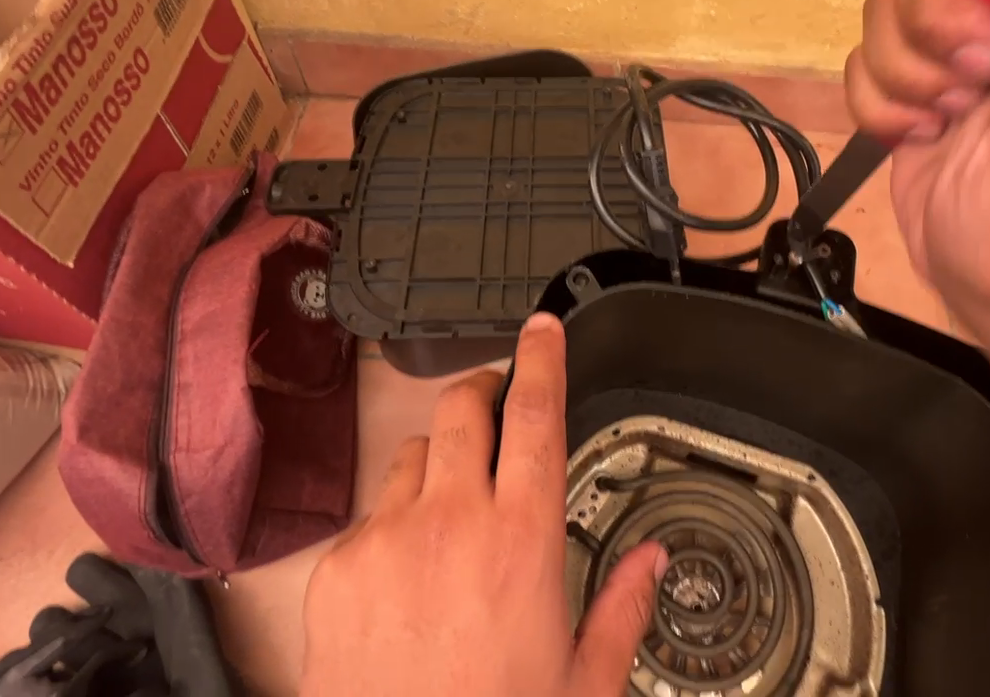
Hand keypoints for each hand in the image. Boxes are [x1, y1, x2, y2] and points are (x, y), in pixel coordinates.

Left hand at [299, 314, 667, 695]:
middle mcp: (451, 523)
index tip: (543, 328)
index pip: (535, 413)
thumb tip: (651, 561)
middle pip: (462, 407)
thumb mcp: (583, 683)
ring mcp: (387, 541)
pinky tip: (408, 574)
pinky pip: (370, 514)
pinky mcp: (338, 570)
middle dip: (481, 390)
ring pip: (412, 453)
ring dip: (437, 459)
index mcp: (521, 540)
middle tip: (496, 403)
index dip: (542, 358)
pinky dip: (394, 522)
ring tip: (452, 506)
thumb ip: (622, 606)